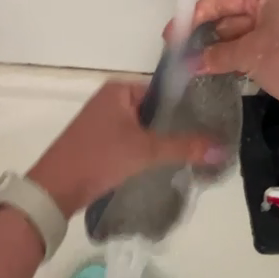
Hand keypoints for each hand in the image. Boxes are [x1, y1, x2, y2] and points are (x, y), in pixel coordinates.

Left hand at [28, 81, 225, 215]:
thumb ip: (185, 147)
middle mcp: (109, 99)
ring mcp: (101, 121)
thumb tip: (223, 147)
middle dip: (174, 128)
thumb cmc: (100, 158)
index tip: (209, 125)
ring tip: (188, 157)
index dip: (185, 107)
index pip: (162, 90)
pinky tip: (160, 166)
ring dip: (159, 142)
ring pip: (142, 128)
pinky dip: (144, 152)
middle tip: (203, 145)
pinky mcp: (97, 142)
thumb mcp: (146, 151)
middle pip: (153, 111)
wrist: (55, 188)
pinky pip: (129, 141)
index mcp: (119, 89)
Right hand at [189, 0, 278, 130]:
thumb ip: (216, 55)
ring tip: (196, 64)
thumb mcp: (250, 56)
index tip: (173, 33)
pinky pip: (262, 45)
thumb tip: (190, 61)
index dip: (196, 15)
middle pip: (236, 13)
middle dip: (210, 33)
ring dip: (225, 48)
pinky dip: (243, 56)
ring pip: (248, 31)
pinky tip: (222, 69)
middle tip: (181, 52)